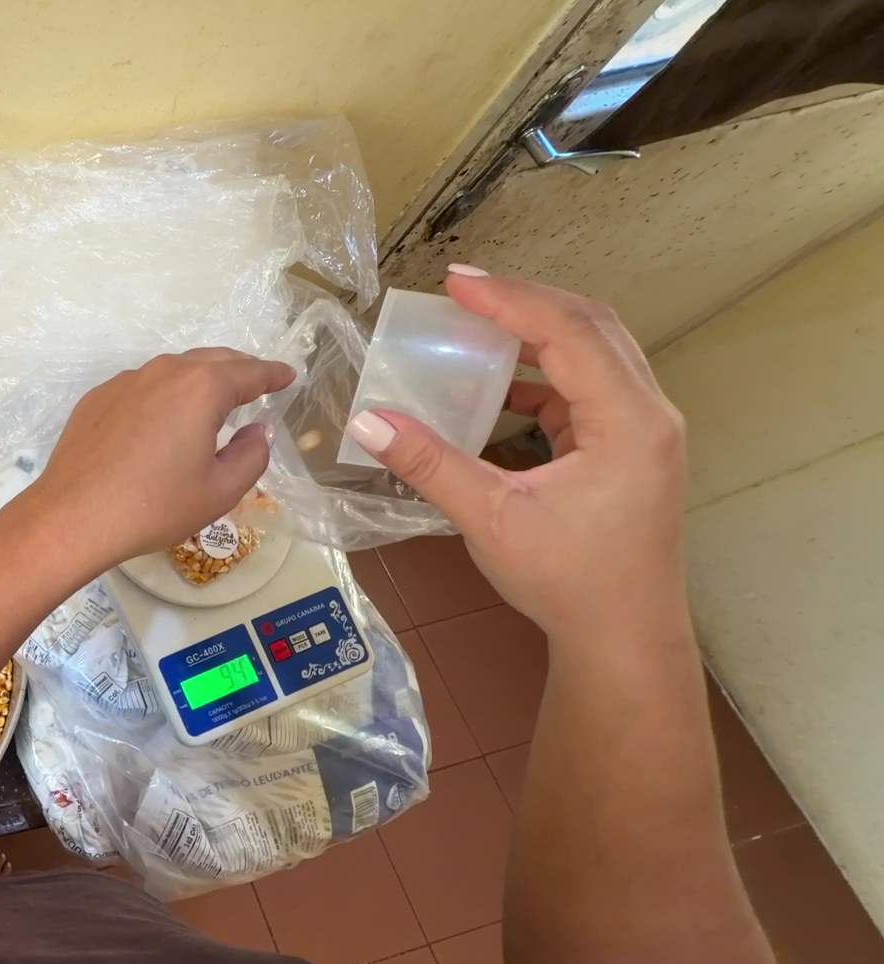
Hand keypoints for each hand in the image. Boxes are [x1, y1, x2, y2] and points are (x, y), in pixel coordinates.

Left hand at [6, 348, 294, 571]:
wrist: (72, 517)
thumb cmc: (153, 507)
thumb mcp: (219, 491)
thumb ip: (251, 455)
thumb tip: (257, 430)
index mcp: (201, 388)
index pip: (249, 372)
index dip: (273, 374)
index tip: (288, 375)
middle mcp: (162, 373)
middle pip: (210, 361)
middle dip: (237, 369)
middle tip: (255, 382)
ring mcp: (122, 383)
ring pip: (170, 371)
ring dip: (195, 380)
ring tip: (208, 399)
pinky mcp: (94, 401)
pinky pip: (138, 389)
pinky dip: (158, 395)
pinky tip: (158, 419)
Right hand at [344, 271, 687, 637]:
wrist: (619, 632)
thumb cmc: (563, 576)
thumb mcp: (486, 517)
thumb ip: (428, 464)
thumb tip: (366, 422)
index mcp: (626, 422)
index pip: (568, 336)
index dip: (510, 302)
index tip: (456, 282)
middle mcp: (646, 413)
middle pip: (593, 328)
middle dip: (526, 300)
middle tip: (463, 288)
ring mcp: (639, 431)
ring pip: (595, 353)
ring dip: (537, 329)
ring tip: (479, 320)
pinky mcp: (624, 449)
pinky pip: (584, 388)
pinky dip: (540, 371)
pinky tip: (498, 384)